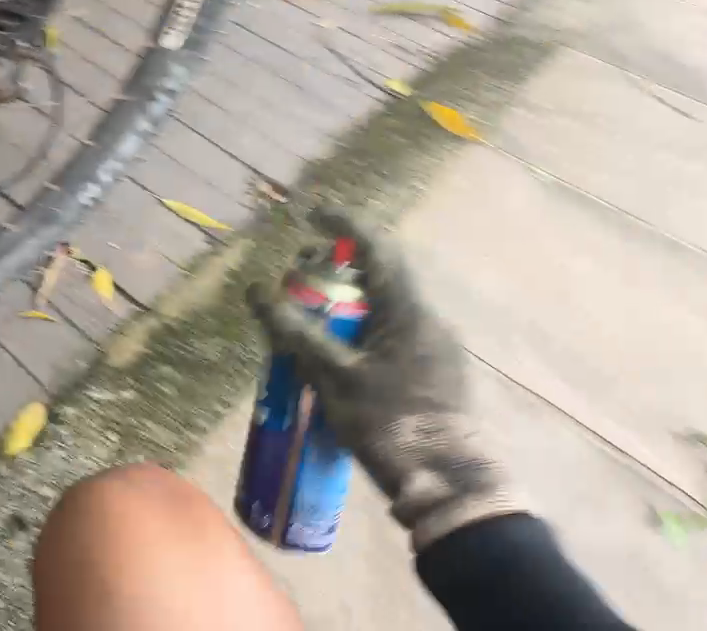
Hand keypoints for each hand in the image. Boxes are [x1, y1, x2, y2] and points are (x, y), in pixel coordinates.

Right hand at [248, 206, 523, 549]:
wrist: (451, 490)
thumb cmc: (390, 424)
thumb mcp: (332, 375)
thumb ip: (294, 330)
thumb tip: (255, 291)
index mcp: (409, 313)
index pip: (377, 250)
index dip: (343, 225)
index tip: (311, 215)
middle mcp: (427, 321)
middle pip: (376, 276)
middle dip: (333, 269)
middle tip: (296, 278)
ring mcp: (434, 347)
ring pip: (382, 305)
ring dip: (343, 299)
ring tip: (306, 316)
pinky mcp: (432, 371)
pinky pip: (389, 330)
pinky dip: (356, 325)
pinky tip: (332, 349)